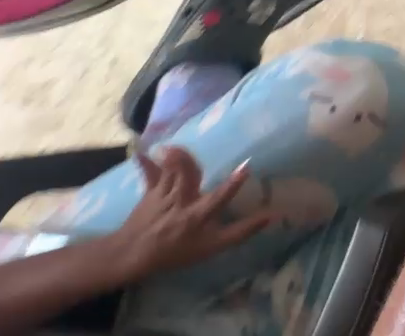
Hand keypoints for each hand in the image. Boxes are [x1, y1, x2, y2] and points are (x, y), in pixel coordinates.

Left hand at [110, 147, 270, 281]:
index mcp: (198, 215)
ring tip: (168, 146)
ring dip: (170, 161)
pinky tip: (139, 153)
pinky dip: (145, 164)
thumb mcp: (211, 247)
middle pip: (185, 182)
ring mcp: (162, 198)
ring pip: (169, 176)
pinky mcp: (149, 194)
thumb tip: (275, 214)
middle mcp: (181, 203)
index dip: (233, 184)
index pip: (219, 198)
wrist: (129, 257)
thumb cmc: (175, 250)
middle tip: (183, 150)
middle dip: (184, 167)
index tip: (246, 166)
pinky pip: (150, 176)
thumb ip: (241, 231)